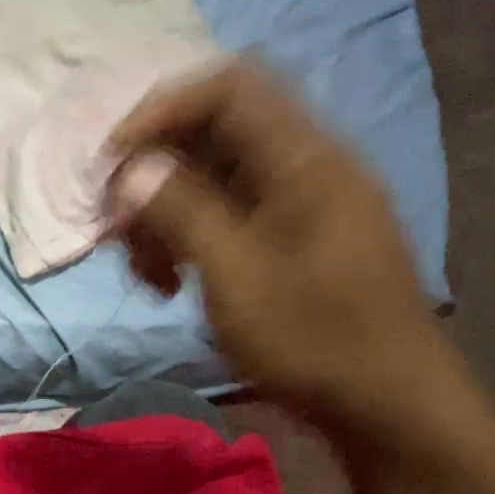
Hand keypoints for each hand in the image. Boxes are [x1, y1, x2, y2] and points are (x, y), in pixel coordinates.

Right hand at [108, 61, 454, 428]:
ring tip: (144, 273)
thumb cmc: (314, 340)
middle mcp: (302, 168)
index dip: (159, 113)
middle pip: (208, 135)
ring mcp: (296, 204)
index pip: (227, 90)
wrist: (386, 403)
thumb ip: (182, 213)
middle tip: (115, 234)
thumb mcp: (237, 276)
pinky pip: (220, 215)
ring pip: (206, 180)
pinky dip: (181, 239)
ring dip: (159, 216)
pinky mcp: (285, 239)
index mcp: (304, 161)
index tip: (109, 169)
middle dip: (149, 177)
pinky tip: (169, 283)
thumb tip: (131, 168)